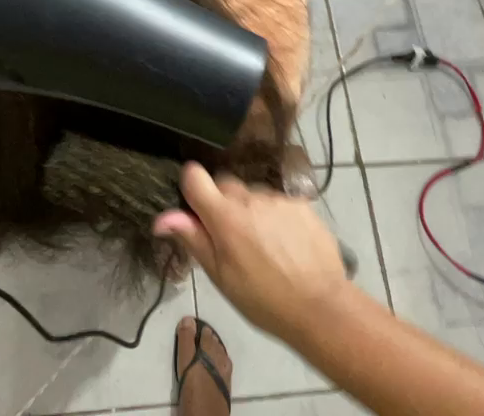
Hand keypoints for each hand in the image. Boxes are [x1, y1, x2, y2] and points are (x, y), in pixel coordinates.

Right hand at [153, 163, 354, 342]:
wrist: (322, 307)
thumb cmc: (263, 299)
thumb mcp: (220, 276)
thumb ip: (193, 239)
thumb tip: (161, 218)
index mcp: (224, 216)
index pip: (194, 175)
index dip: (191, 188)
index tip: (196, 210)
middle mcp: (249, 197)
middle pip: (224, 184)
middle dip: (221, 204)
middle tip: (230, 238)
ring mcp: (277, 198)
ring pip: (252, 194)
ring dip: (250, 211)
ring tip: (263, 246)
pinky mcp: (301, 203)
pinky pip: (277, 202)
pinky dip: (275, 216)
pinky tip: (286, 244)